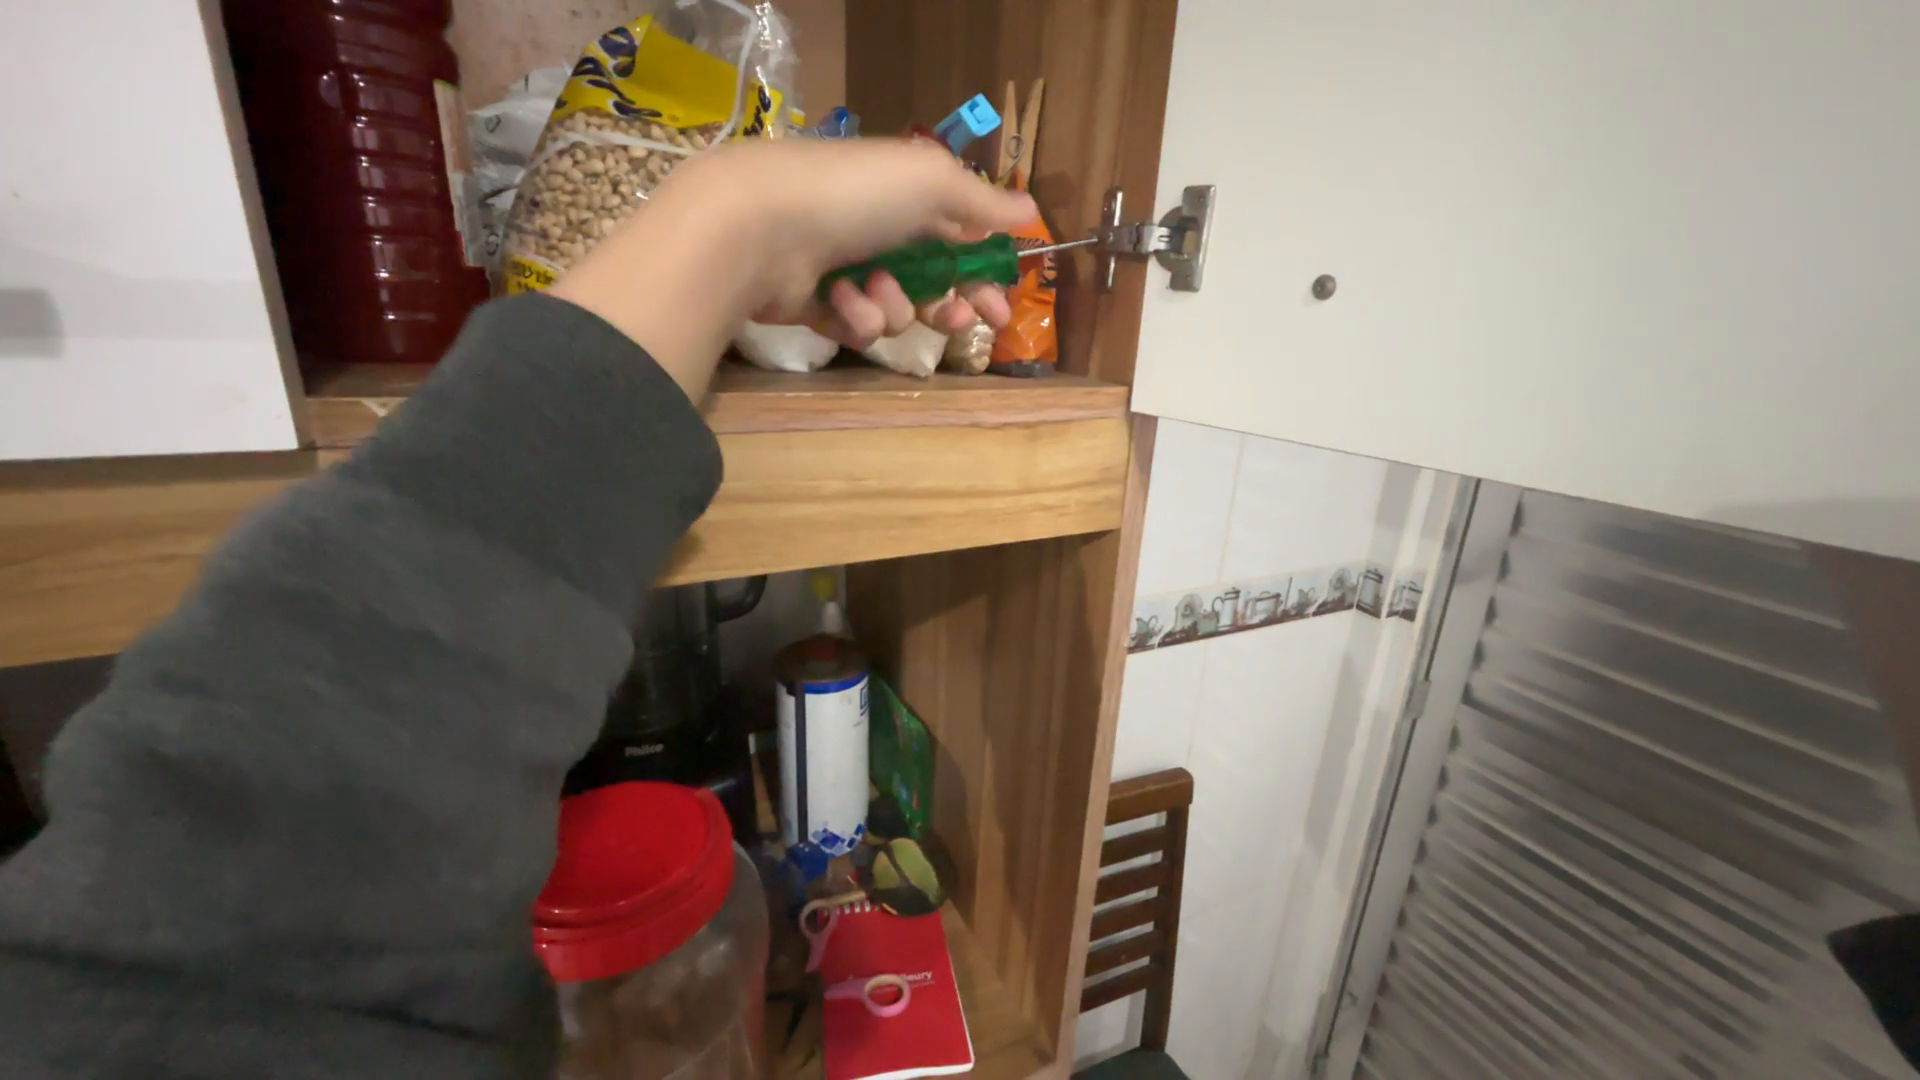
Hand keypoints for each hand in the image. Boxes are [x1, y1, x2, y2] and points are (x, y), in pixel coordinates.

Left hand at [690, 139, 1035, 348]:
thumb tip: (1032, 209)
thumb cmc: (855, 196)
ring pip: (895, 312)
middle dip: (948, 307)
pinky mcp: (816, 307)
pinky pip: (856, 327)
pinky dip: (854, 316)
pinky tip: (837, 299)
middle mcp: (877, 233)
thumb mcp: (931, 181)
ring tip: (871, 289)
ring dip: (892, 306)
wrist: (762, 227)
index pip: (957, 242)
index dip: (983, 277)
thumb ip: (983, 201)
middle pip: (930, 286)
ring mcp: (844, 271)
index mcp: (905, 199)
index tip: (1001, 310)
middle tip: (960, 323)